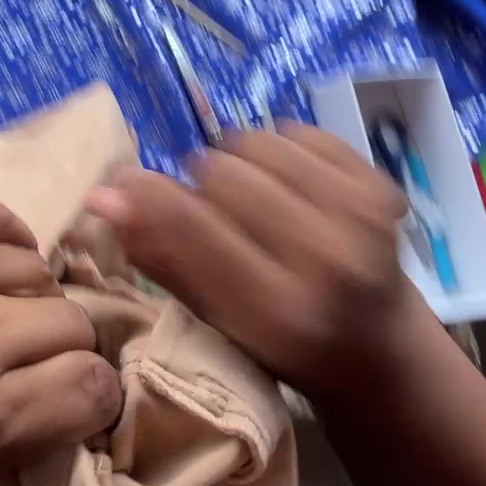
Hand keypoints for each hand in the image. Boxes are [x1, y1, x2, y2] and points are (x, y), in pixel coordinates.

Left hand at [0, 200, 122, 485]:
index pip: (90, 385)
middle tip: (37, 353)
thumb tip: (83, 404)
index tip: (79, 391)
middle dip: (67, 344)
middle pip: (73, 322)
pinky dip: (8, 236)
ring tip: (6, 308)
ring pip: (38, 267)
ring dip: (32, 293)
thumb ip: (24, 446)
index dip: (96, 391)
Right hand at [84, 121, 424, 403]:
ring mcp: (364, 222)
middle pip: (220, 170)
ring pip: (256, 141)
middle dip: (203, 185)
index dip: (146, 193)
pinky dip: (280, 151)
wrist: (379, 353)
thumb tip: (101, 195)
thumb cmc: (279, 342)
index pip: (190, 222)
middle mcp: (328, 264)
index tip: (125, 182)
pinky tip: (288, 187)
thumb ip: (155, 253)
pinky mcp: (384, 190)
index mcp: (277, 312)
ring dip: (239, 163)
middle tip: (214, 213)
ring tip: (252, 198)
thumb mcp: (211, 315)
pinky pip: (298, 132)